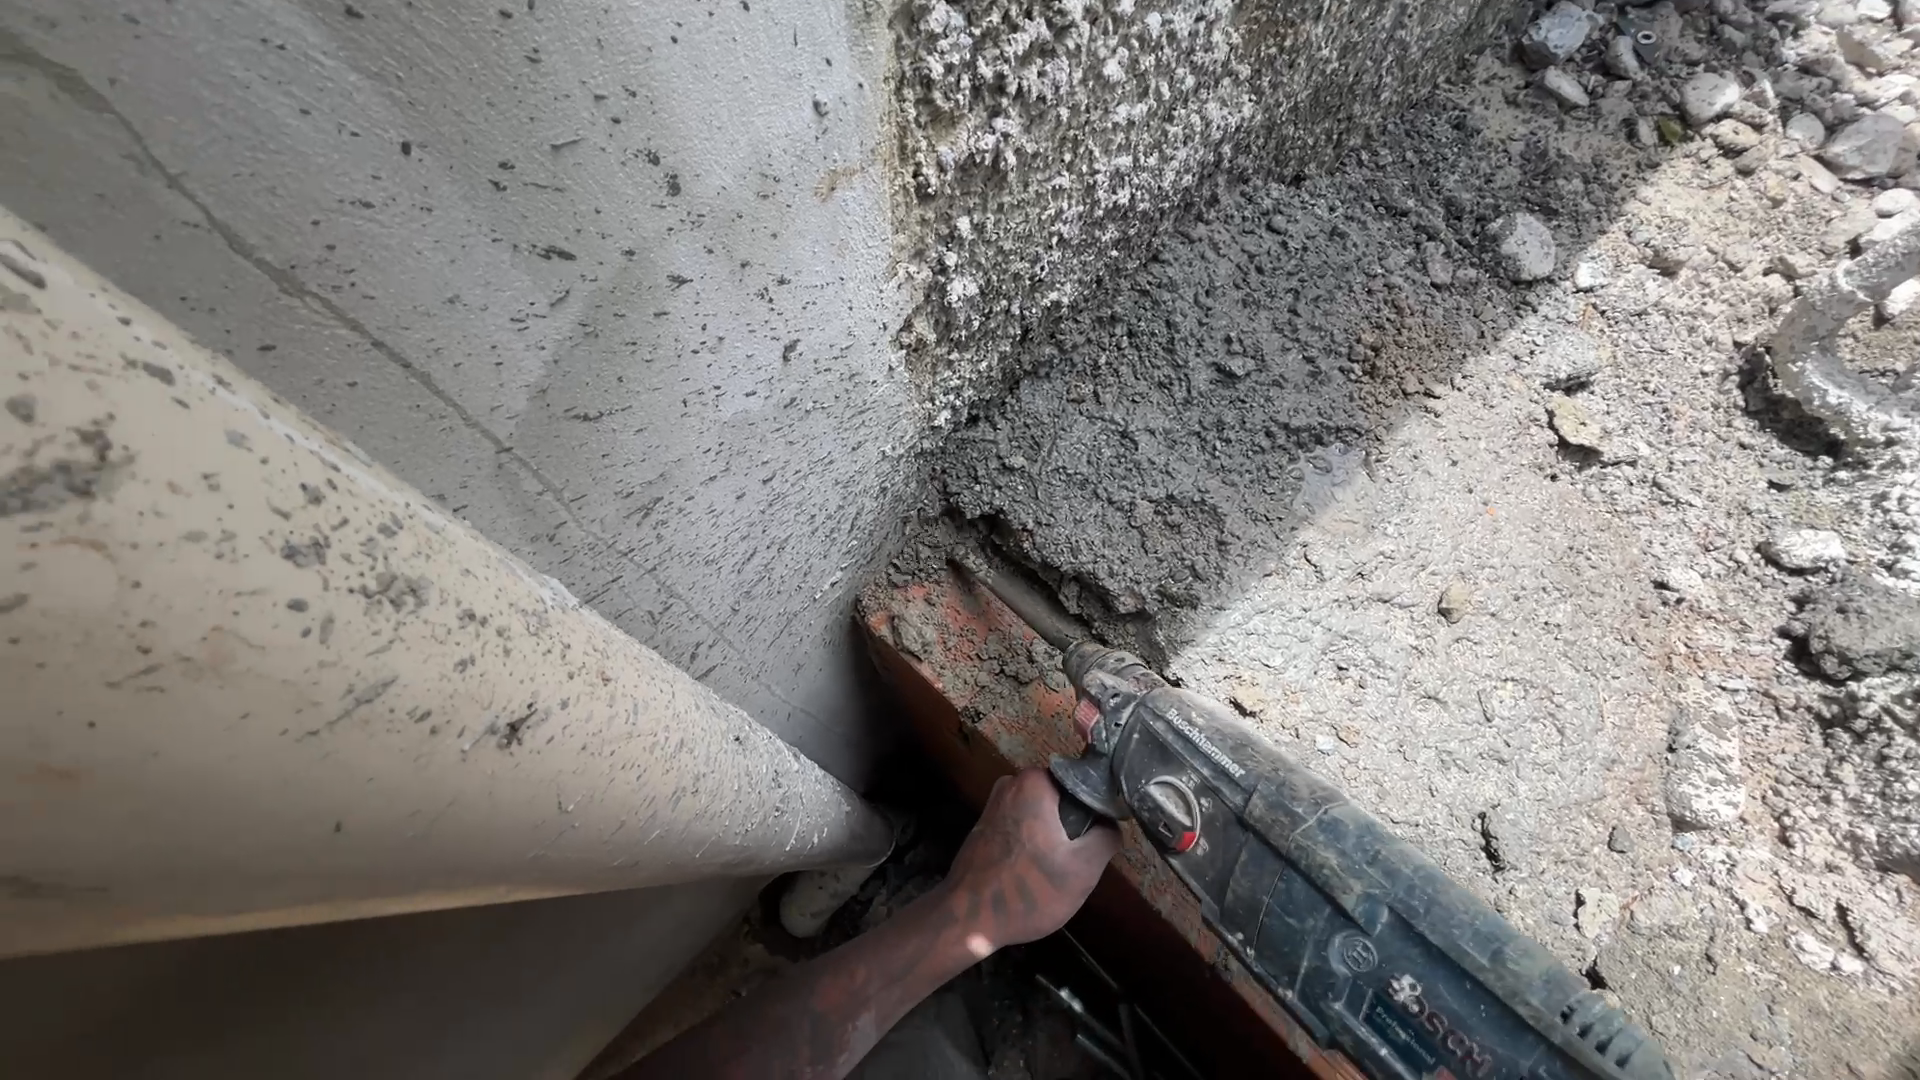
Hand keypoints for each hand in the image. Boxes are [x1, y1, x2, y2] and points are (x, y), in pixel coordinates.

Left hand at [943, 768, 1120, 955]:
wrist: (970, 918)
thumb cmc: (1029, 890)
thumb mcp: (1083, 868)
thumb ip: (1106, 837)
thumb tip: (1110, 823)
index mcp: (1035, 780)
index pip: (1083, 783)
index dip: (1096, 813)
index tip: (1095, 842)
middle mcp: (1012, 782)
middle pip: (1062, 800)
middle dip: (1073, 828)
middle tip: (1075, 862)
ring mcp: (995, 803)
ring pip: (1044, 815)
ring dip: (1054, 839)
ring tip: (1054, 871)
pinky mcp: (986, 824)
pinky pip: (1023, 826)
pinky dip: (1033, 845)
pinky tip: (1033, 873)